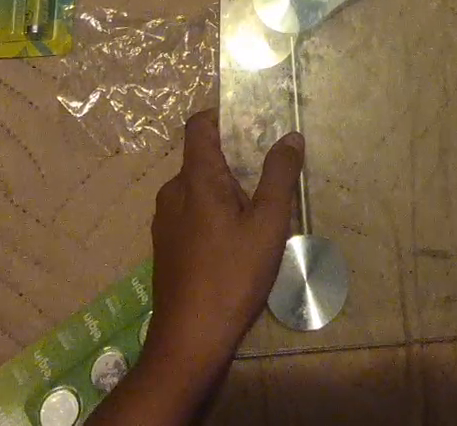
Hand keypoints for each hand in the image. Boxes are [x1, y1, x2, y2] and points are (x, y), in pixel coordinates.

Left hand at [142, 109, 303, 380]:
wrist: (188, 342)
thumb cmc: (231, 276)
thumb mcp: (267, 224)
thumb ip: (279, 175)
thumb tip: (290, 136)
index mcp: (195, 179)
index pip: (198, 125)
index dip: (221, 114)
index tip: (251, 119)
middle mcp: (173, 192)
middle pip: (202, 157)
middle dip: (235, 157)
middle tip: (270, 171)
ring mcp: (165, 221)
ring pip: (198, 188)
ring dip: (226, 189)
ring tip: (260, 210)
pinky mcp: (166, 247)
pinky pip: (191, 212)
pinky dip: (214, 212)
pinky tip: (238, 241)